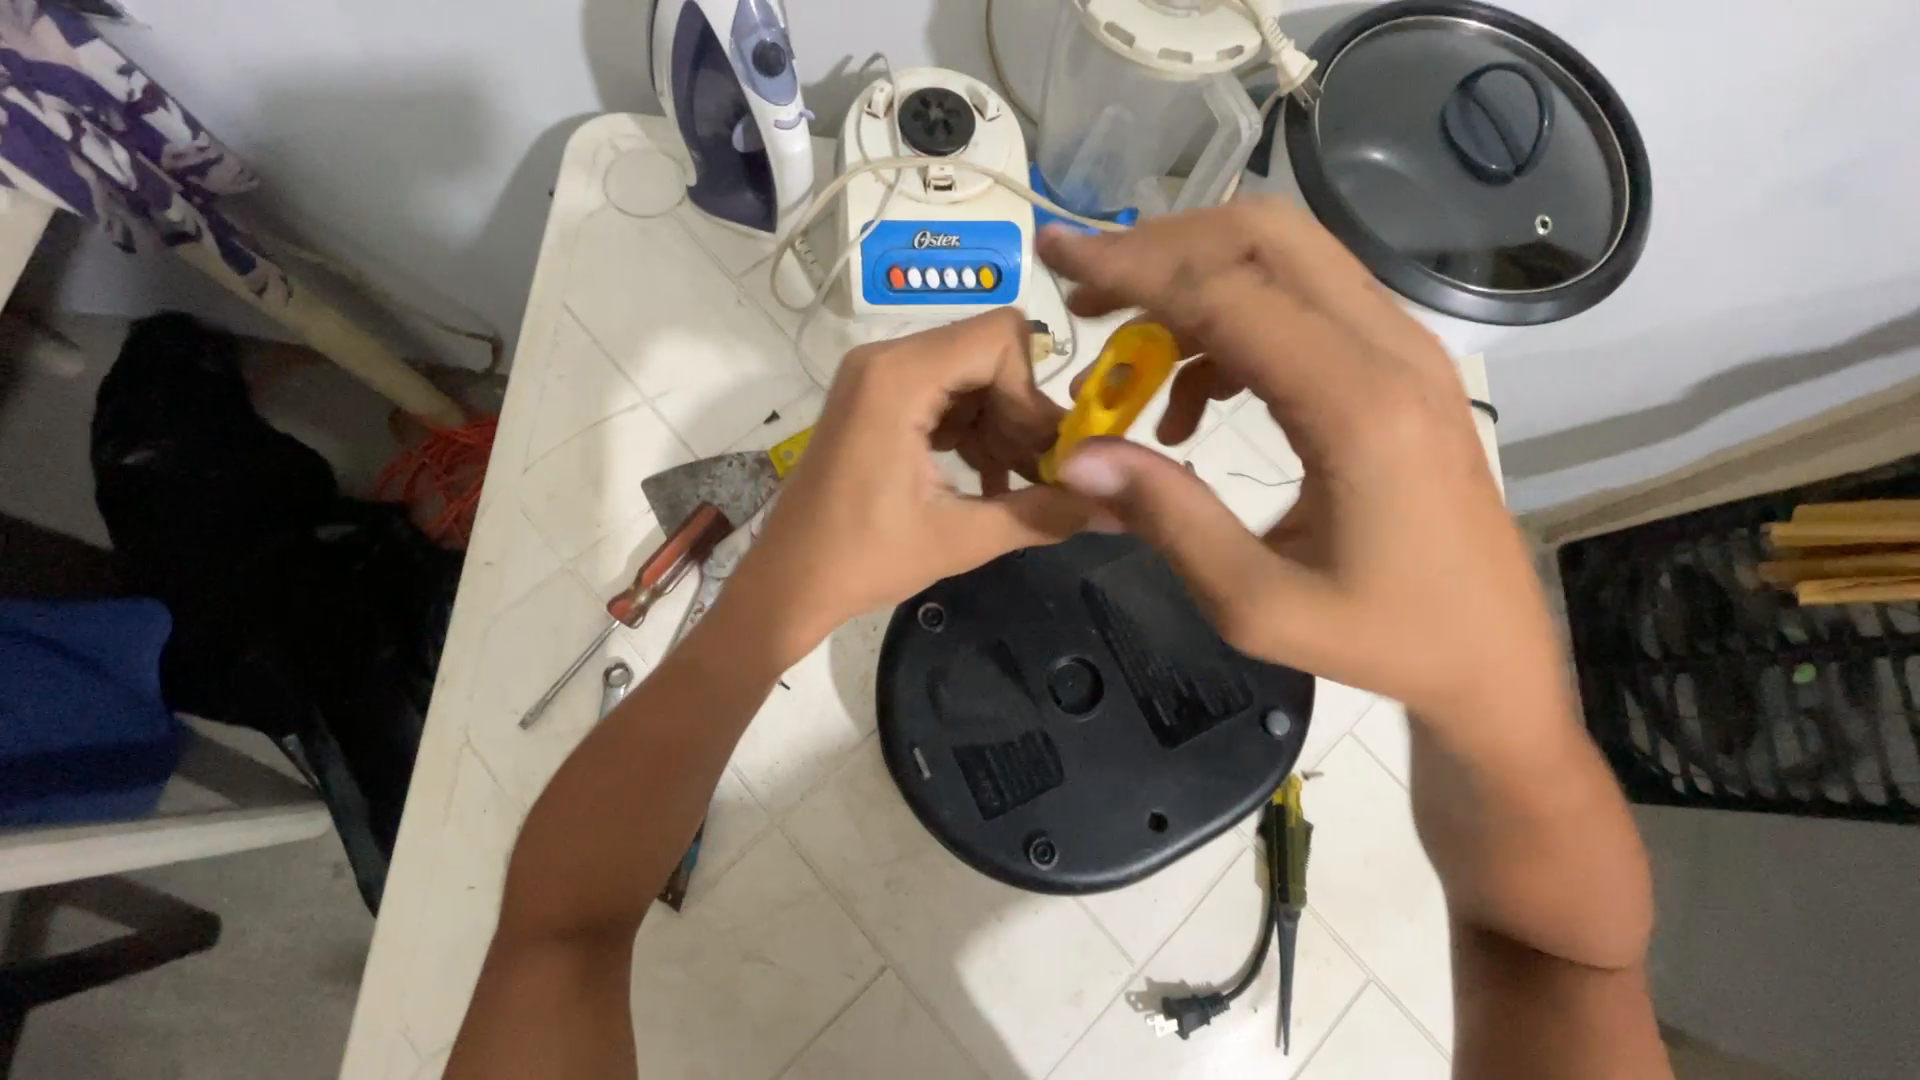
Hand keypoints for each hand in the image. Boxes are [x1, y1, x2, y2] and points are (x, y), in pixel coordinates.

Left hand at [728, 309, 1087, 664]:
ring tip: (1019, 487)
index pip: (1001, 337)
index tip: (1044, 453)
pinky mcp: (877, 402)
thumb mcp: (961, 539)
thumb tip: (1117, 509)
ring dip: (1003, 429)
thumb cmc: (862, 559)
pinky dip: (975, 435)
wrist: (788, 584)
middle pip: (988, 355)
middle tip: (1042, 476)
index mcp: (899, 377)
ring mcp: (878, 379)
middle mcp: (886, 360)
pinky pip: (946, 398)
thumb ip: (1043, 515)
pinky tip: (991, 484)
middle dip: (1023, 415)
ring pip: (972, 378)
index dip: (1034, 393)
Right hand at [1038, 201, 1560, 719]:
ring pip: (1286, 257)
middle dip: (1159, 250)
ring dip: (1192, 282)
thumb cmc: (1380, 637)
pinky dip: (1229, 326)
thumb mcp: (1256, 602)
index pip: (1226, 293)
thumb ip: (1167, 518)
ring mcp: (1404, 350)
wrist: (1490, 651)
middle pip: (1265, 238)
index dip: (1130, 267)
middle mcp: (1391, 351)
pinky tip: (1191, 403)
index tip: (1052, 252)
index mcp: (1356, 407)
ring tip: (1125, 353)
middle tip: (1085, 292)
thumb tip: (1076, 456)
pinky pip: (1302, 303)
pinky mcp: (1400, 365)